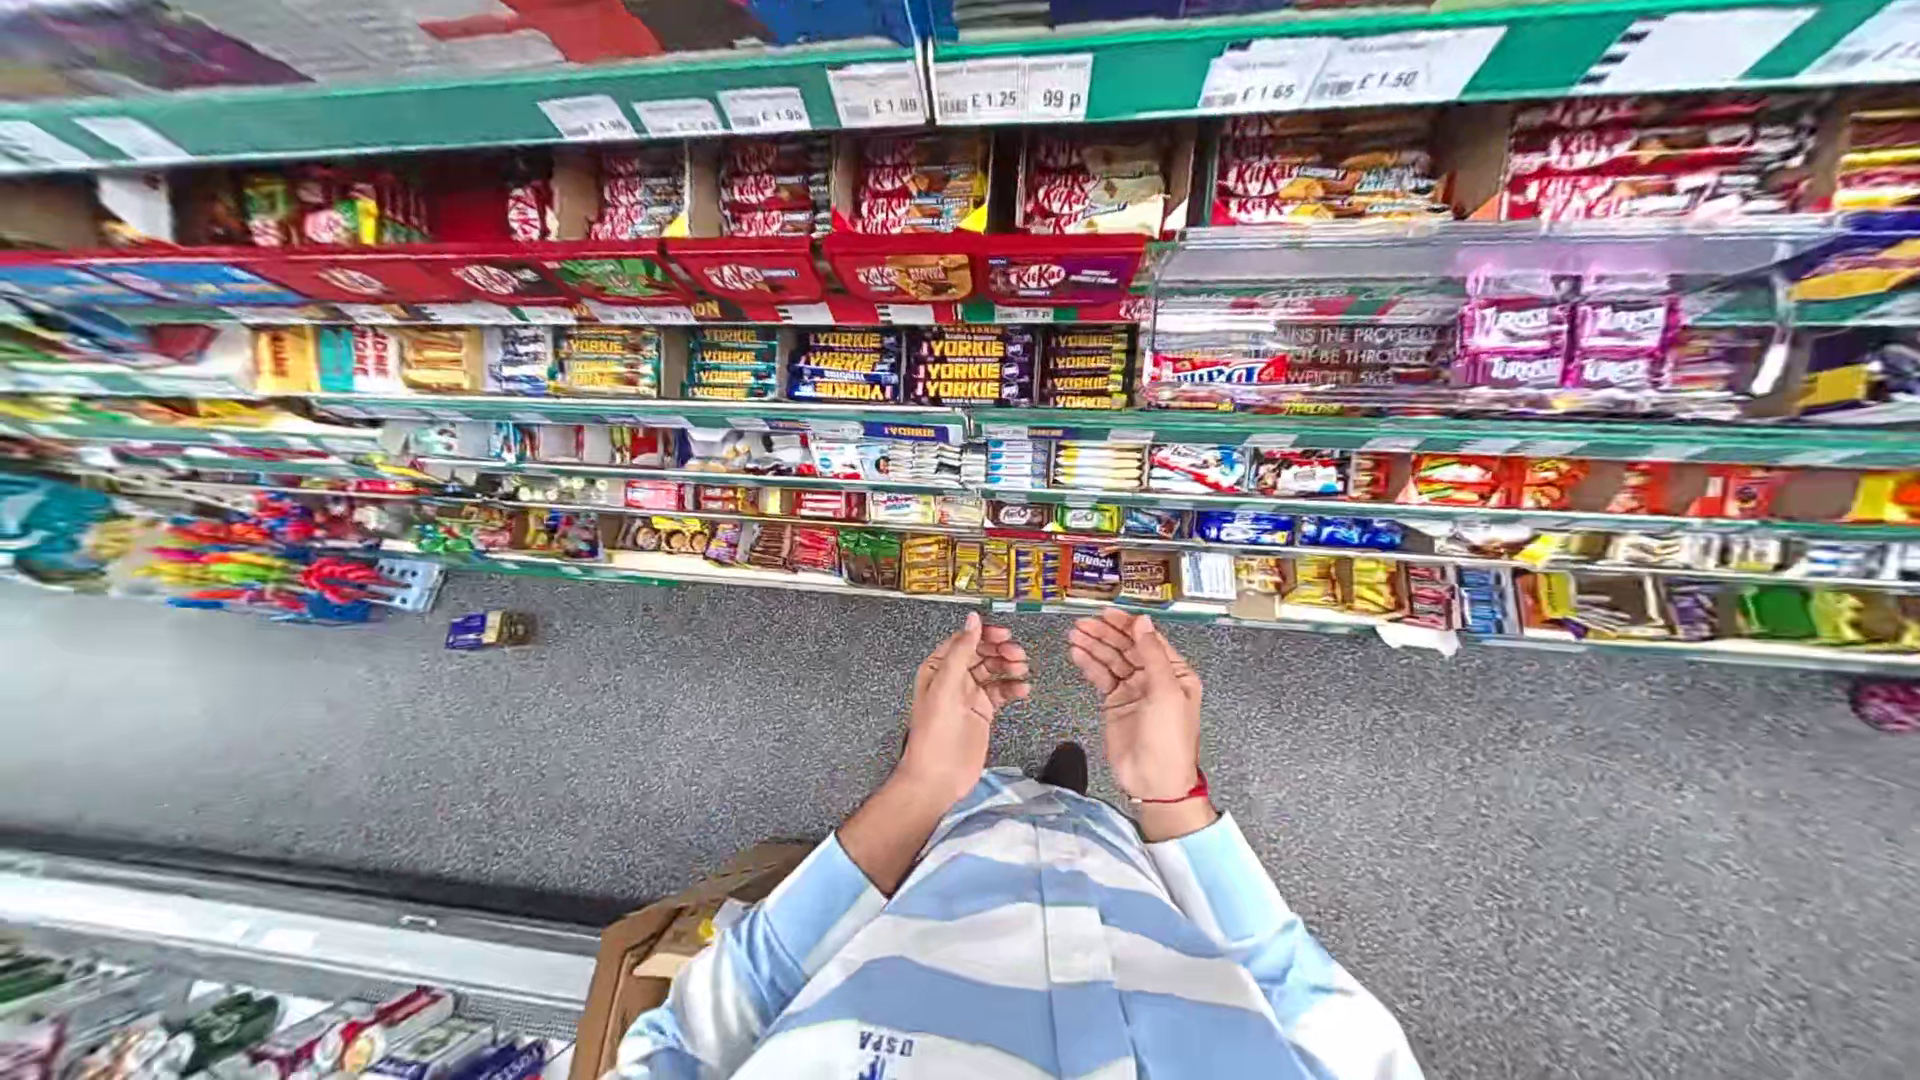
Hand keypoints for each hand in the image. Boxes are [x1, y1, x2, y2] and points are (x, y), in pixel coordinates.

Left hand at [897, 612, 1029, 808]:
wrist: (939, 777)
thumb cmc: (935, 735)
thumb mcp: (946, 686)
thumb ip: (961, 651)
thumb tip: (973, 620)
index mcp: (938, 667)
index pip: (963, 640)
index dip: (984, 635)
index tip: (1004, 634)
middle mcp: (953, 678)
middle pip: (982, 653)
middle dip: (1000, 651)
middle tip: (1017, 654)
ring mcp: (969, 695)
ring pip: (994, 671)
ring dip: (1010, 667)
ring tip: (1022, 669)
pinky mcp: (982, 711)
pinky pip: (1001, 692)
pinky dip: (1013, 688)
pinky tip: (1023, 689)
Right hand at [1069, 609, 1203, 801]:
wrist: (1154, 781)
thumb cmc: (1169, 739)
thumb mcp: (1165, 690)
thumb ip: (1151, 654)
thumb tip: (1143, 622)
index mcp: (1175, 673)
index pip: (1148, 639)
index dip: (1127, 625)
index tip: (1107, 614)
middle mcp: (1153, 678)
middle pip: (1126, 646)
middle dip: (1105, 633)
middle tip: (1083, 624)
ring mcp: (1133, 689)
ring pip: (1110, 659)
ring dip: (1093, 645)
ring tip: (1075, 634)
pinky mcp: (1114, 702)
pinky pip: (1100, 676)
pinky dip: (1088, 663)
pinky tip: (1077, 653)